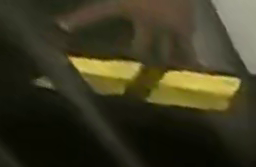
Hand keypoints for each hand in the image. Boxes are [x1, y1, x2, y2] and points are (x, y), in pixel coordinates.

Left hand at [58, 0, 195, 65]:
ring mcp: (167, 28)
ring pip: (165, 54)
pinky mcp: (186, 30)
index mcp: (124, 3)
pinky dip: (190, 58)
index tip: (61, 26)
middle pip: (140, 49)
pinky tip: (193, 67)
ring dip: (165, 61)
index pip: (96, 12)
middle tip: (139, 61)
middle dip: (139, 55)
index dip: (78, 20)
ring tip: (167, 70)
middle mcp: (145, 21)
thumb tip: (98, 7)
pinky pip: (187, 49)